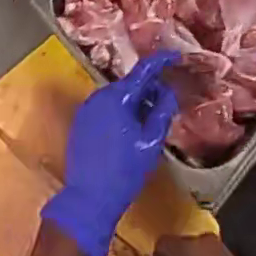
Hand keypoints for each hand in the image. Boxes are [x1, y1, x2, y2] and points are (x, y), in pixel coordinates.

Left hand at [42, 52, 178, 255]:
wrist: (89, 198)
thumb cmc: (124, 171)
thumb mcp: (151, 142)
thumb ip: (162, 112)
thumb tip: (167, 93)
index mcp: (117, 97)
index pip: (142, 70)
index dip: (161, 61)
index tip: (175, 57)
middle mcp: (98, 97)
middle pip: (129, 84)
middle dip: (149, 89)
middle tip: (166, 102)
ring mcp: (87, 109)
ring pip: (117, 96)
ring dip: (135, 102)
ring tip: (150, 121)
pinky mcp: (81, 122)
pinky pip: (106, 108)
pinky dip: (121, 111)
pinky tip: (131, 130)